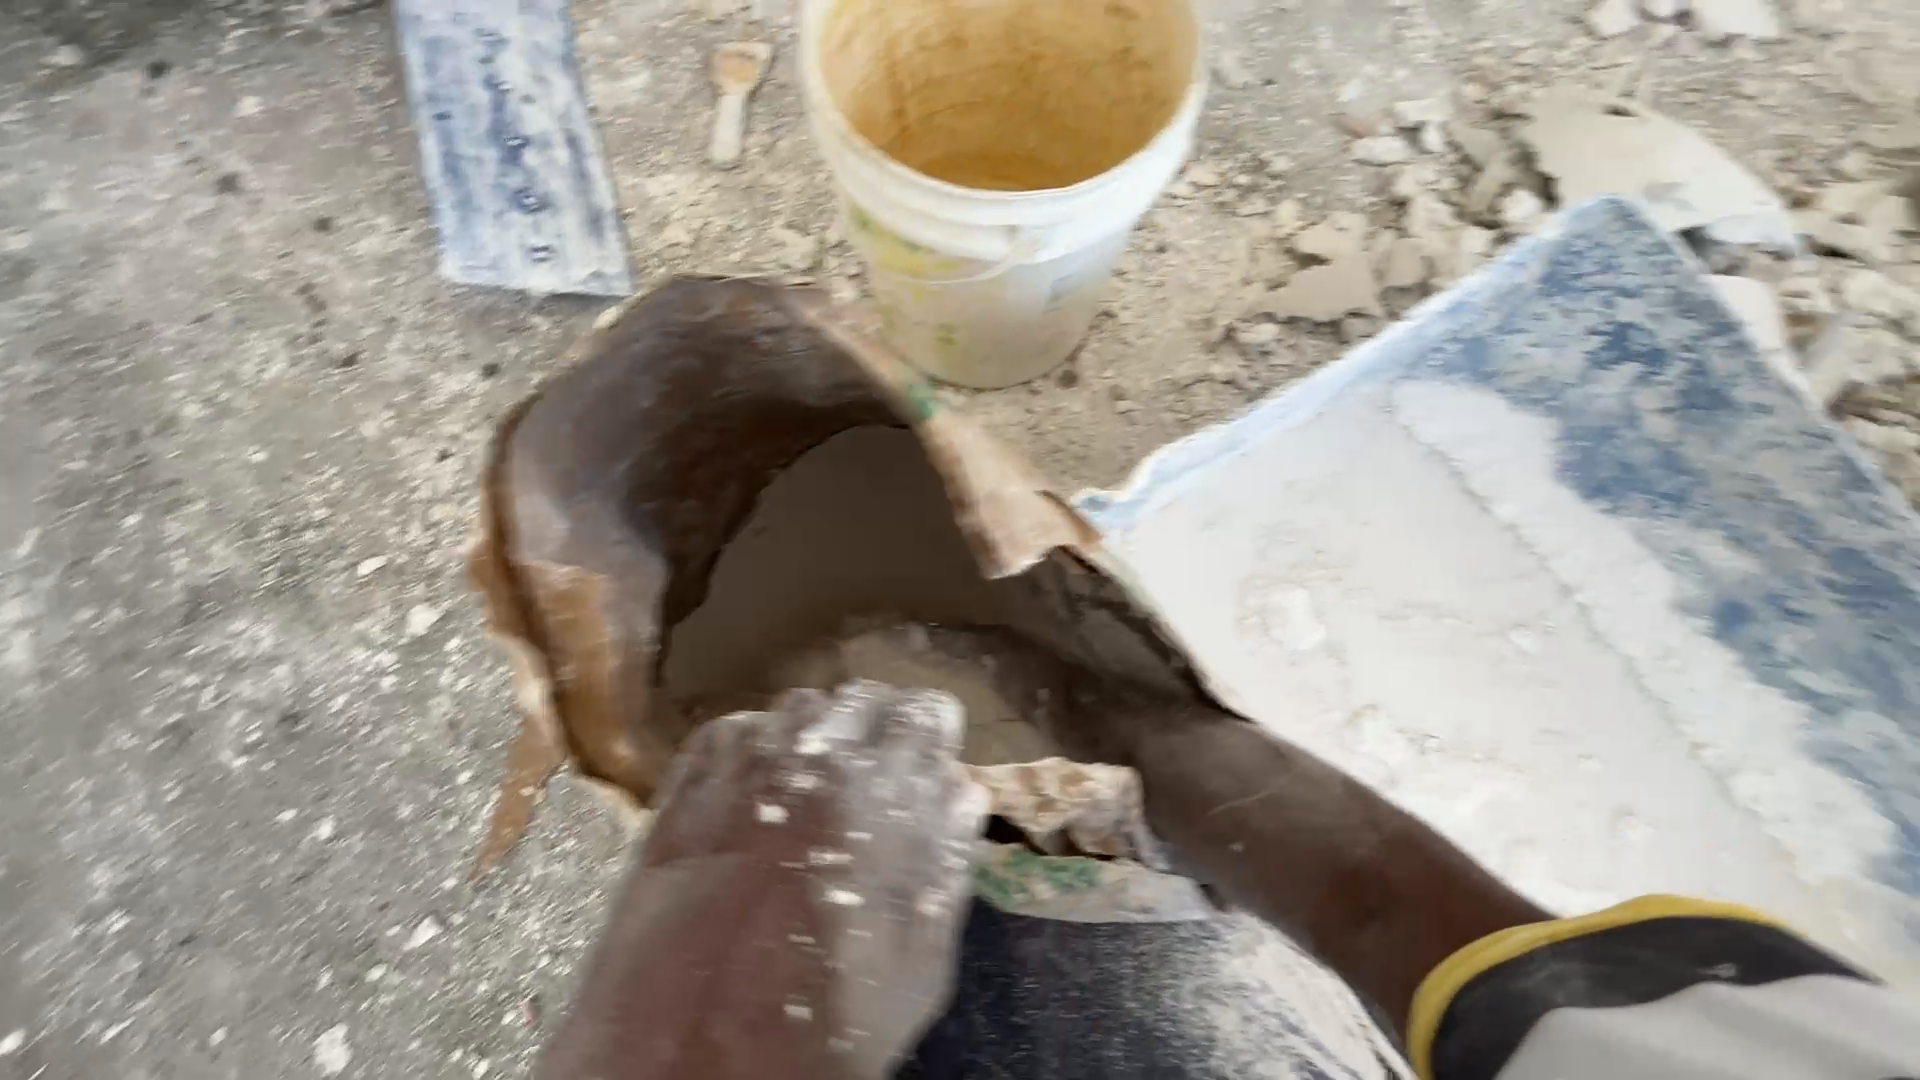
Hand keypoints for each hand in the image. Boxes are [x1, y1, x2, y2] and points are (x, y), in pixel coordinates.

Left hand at [539, 682, 987, 1079]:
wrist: (689, 1060)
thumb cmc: (826, 1022)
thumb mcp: (925, 955)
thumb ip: (948, 855)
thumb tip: (957, 787)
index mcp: (889, 790)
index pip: (927, 711)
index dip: (931, 733)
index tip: (925, 758)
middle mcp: (821, 754)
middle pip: (864, 699)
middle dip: (876, 730)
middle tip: (867, 779)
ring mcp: (749, 760)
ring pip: (800, 704)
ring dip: (816, 734)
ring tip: (808, 787)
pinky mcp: (689, 779)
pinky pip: (738, 727)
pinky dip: (756, 746)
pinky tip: (752, 793)